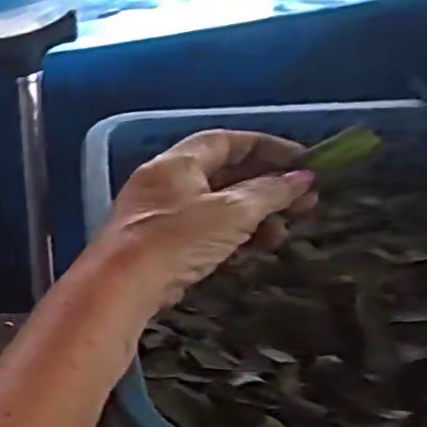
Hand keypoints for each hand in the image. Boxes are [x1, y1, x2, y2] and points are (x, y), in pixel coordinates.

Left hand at [99, 130, 317, 307]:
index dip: (268, 147)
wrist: (119, 285)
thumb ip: (270, 190)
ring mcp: (154, 214)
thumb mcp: (233, 210)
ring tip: (279, 237)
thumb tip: (299, 178)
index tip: (307, 164)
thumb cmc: (174, 240)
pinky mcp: (154, 241)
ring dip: (255, 216)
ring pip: (216, 205)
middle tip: (306, 206)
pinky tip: (253, 250)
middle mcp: (158, 185)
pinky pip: (201, 229)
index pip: (223, 141)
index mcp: (171, 166)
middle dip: (268, 187)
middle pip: (223, 174)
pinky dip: (230, 235)